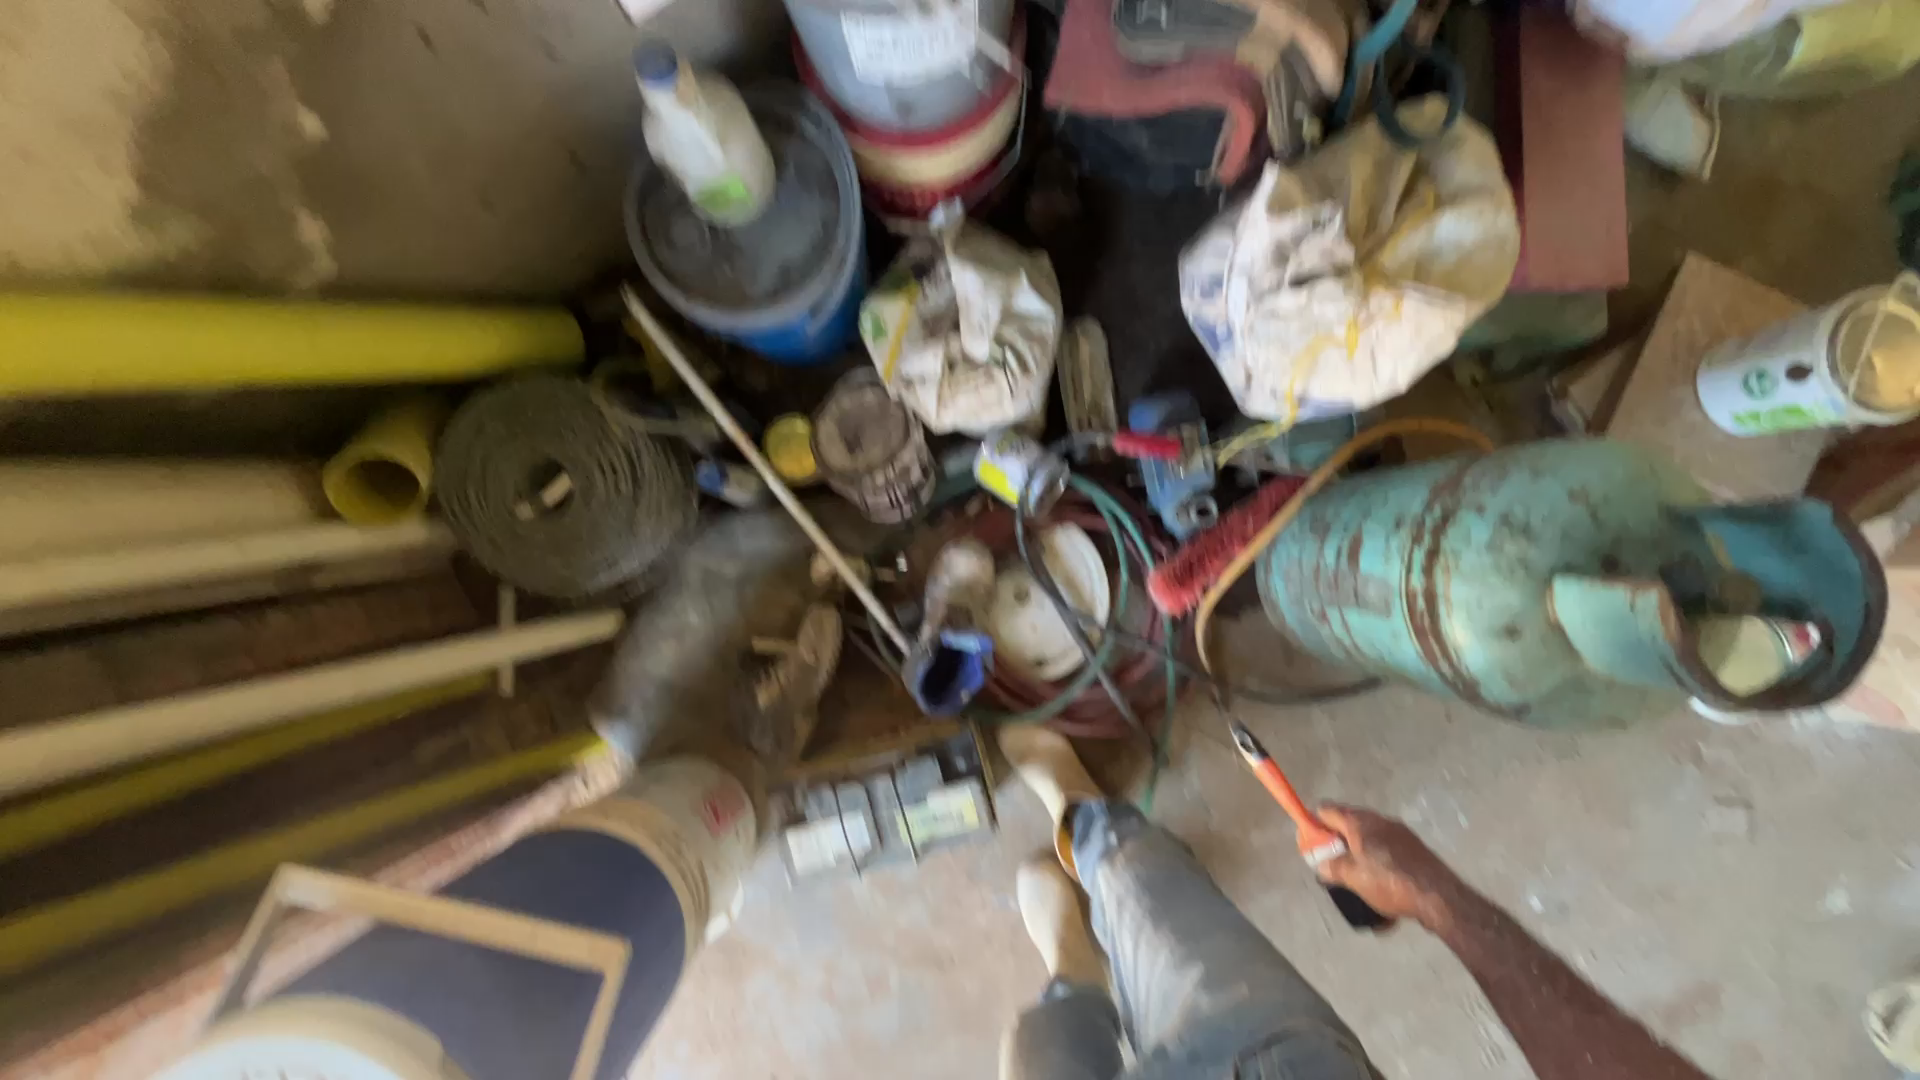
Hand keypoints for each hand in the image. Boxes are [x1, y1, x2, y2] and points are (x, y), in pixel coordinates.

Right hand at [1315, 804, 1460, 929]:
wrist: (1440, 897)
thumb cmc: (1390, 883)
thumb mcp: (1353, 878)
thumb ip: (1331, 867)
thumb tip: (1320, 864)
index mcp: (1358, 822)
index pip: (1327, 809)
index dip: (1315, 822)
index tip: (1312, 839)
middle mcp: (1378, 819)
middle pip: (1348, 819)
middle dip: (1337, 836)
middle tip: (1333, 858)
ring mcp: (1399, 830)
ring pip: (1369, 832)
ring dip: (1358, 845)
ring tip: (1358, 869)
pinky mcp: (1414, 844)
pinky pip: (1386, 842)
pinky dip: (1377, 852)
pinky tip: (1381, 874)